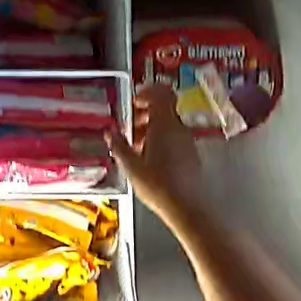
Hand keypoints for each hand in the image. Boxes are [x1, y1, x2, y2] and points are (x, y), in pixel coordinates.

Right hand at [105, 83, 206, 227]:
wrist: (186, 208)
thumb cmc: (158, 186)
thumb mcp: (131, 166)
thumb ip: (119, 145)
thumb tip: (110, 132)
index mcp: (164, 125)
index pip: (161, 94)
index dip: (146, 92)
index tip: (134, 100)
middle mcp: (179, 129)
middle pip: (163, 109)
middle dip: (144, 113)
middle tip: (129, 126)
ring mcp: (187, 141)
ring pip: (168, 124)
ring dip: (151, 128)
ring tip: (135, 145)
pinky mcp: (190, 154)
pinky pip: (174, 137)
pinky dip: (160, 139)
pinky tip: (149, 158)